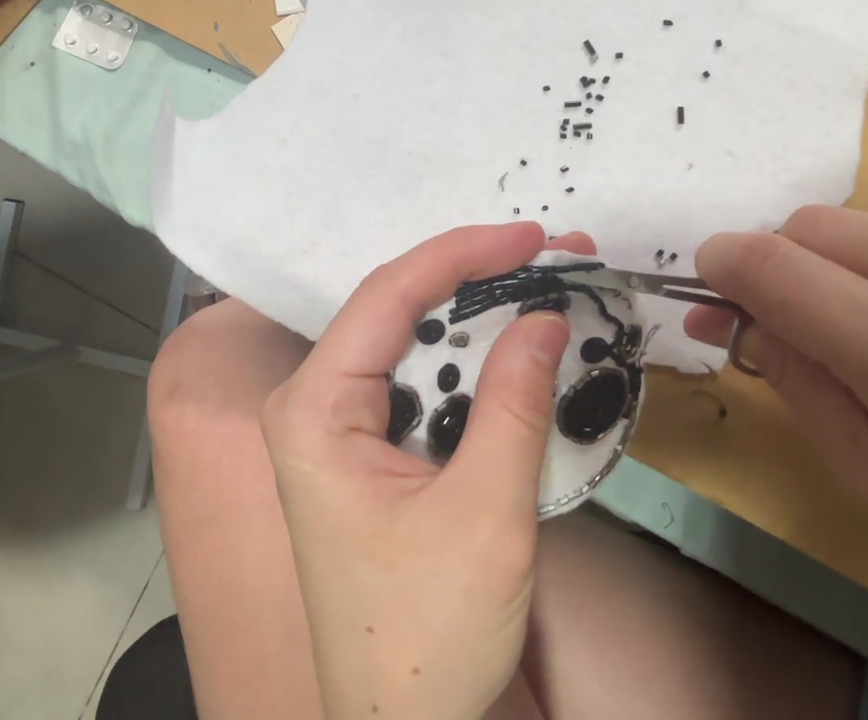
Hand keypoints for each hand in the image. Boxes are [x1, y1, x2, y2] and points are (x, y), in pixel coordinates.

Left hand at [261, 223, 573, 719]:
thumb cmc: (428, 631)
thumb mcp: (485, 515)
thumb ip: (512, 406)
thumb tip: (544, 315)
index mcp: (313, 410)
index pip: (384, 298)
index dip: (458, 255)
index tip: (528, 236)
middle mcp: (314, 405)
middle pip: (395, 314)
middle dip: (474, 281)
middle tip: (553, 257)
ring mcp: (339, 429)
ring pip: (412, 346)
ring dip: (478, 320)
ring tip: (549, 287)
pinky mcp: (370, 453)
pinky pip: (420, 387)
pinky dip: (472, 366)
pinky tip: (517, 345)